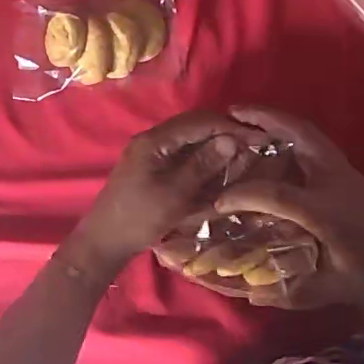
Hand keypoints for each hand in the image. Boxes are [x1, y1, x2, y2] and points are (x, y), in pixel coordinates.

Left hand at [72, 110, 265, 265]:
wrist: (105, 242)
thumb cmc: (139, 218)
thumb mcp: (176, 193)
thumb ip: (203, 165)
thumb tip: (232, 139)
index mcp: (155, 140)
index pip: (199, 121)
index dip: (230, 127)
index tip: (258, 137)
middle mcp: (153, 140)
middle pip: (195, 126)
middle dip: (224, 134)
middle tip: (252, 148)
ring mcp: (151, 153)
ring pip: (190, 140)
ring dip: (214, 146)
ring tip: (239, 159)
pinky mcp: (153, 167)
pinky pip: (182, 155)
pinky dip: (202, 160)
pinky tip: (218, 170)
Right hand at [211, 106, 363, 312]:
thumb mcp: (337, 288)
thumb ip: (294, 292)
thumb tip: (250, 297)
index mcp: (324, 209)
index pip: (273, 194)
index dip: (240, 195)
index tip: (216, 203)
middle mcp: (332, 180)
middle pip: (297, 134)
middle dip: (264, 118)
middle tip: (233, 111)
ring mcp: (344, 172)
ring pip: (309, 133)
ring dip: (279, 120)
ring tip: (250, 117)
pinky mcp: (351, 173)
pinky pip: (316, 143)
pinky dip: (292, 133)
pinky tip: (278, 142)